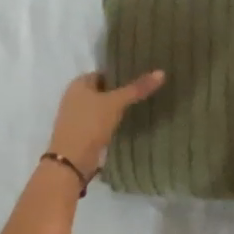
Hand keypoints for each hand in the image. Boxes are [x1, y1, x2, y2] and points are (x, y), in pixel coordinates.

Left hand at [46, 70, 165, 176]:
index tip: (143, 74)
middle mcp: (76, 97)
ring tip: (145, 104)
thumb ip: (136, 88)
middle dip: (122, 91)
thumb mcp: (115, 103)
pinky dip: (115, 122)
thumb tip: (161, 72)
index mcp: (79, 84)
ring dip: (120, 108)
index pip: (104, 73)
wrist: (72, 160)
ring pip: (104, 108)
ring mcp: (79, 117)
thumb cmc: (89, 123)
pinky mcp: (85, 133)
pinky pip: (103, 122)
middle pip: (104, 90)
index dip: (121, 73)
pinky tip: (132, 122)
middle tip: (148, 89)